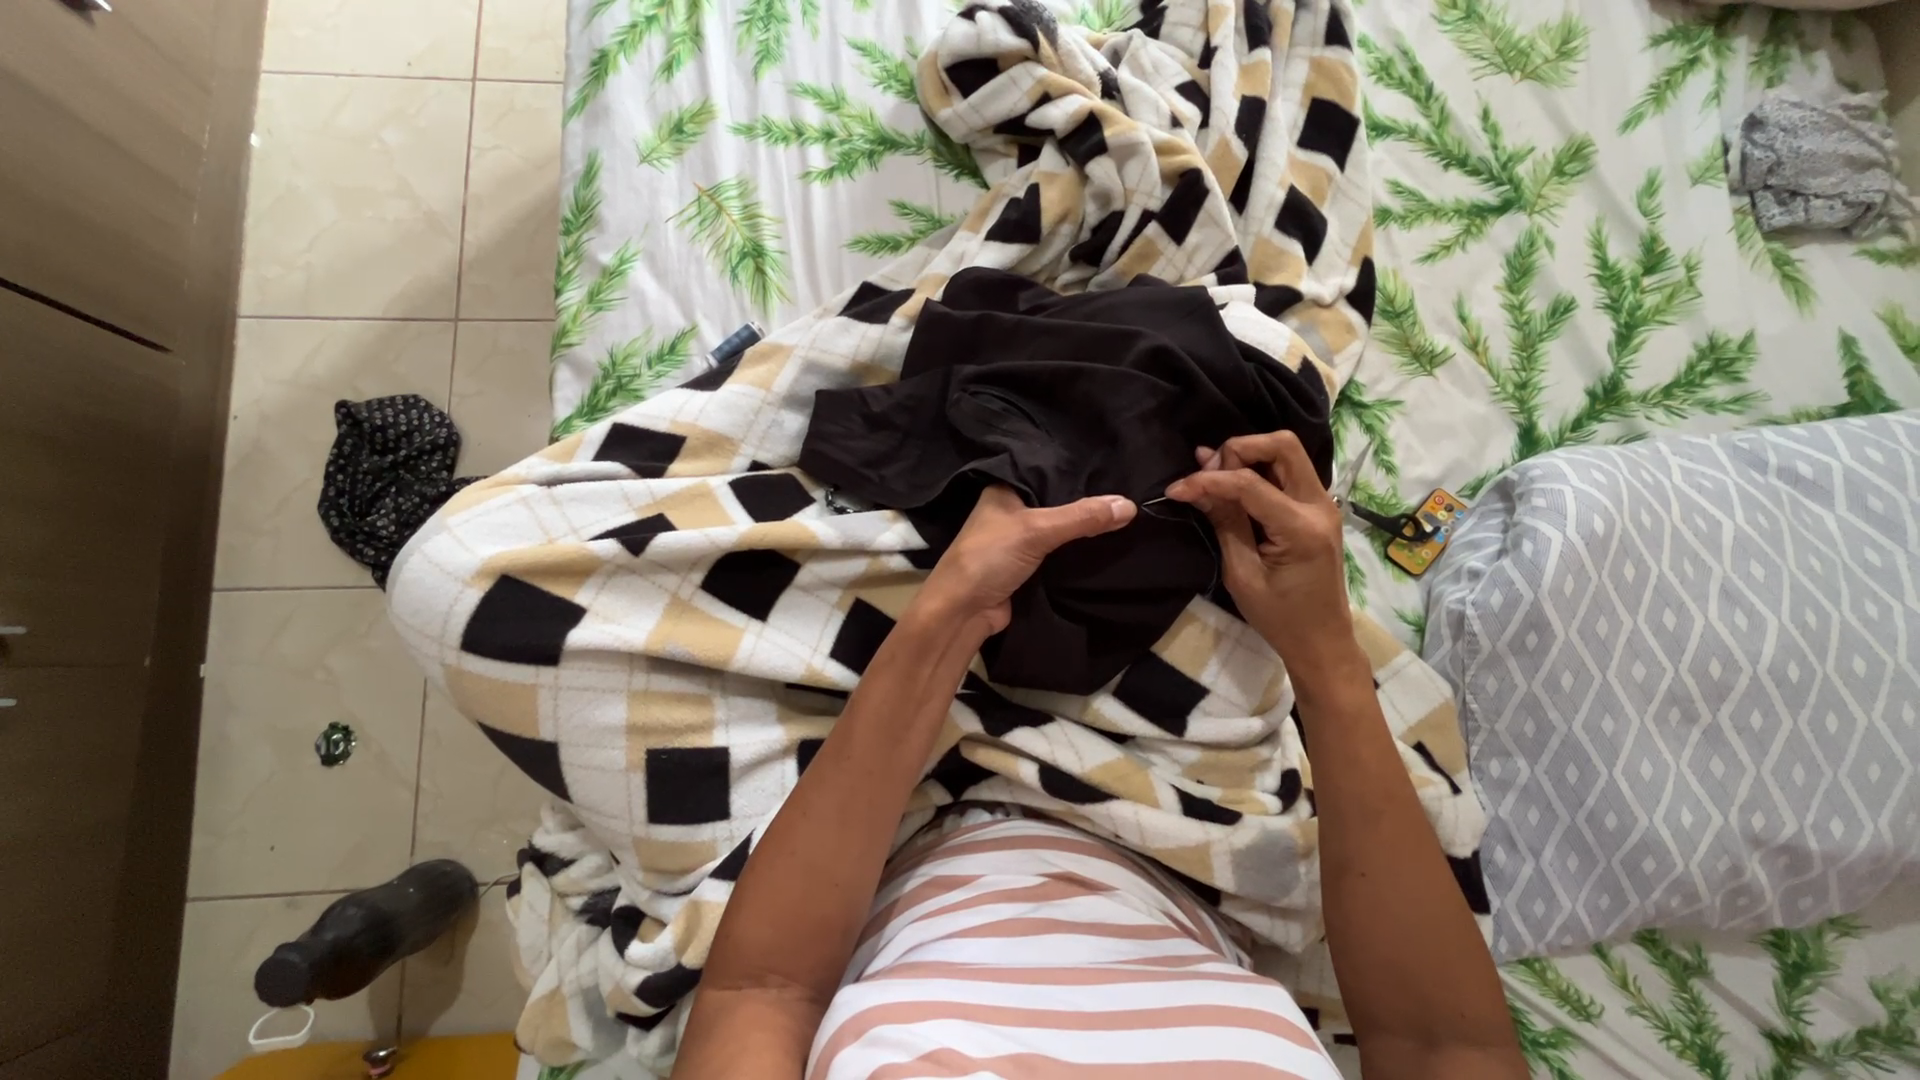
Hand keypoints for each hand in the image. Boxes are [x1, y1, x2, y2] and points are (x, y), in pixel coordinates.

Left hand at [917, 485, 1136, 636]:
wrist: (963, 612)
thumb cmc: (989, 558)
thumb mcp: (1037, 530)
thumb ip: (1082, 517)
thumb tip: (1131, 505)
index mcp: (1004, 489)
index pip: (1047, 471)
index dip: (1078, 471)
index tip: (1116, 467)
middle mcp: (1011, 511)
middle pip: (1057, 502)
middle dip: (1086, 503)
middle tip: (1130, 493)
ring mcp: (1018, 541)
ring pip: (1060, 530)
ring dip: (1084, 529)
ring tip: (1127, 516)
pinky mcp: (1027, 567)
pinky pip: (1060, 554)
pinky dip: (1078, 552)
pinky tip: (1108, 545)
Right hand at [1164, 432, 1352, 667]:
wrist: (1321, 640)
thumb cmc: (1279, 617)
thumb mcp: (1241, 574)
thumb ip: (1224, 523)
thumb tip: (1197, 485)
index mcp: (1300, 527)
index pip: (1248, 483)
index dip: (1207, 479)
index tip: (1176, 489)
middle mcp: (1319, 505)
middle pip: (1282, 445)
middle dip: (1238, 450)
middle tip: (1208, 474)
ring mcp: (1323, 504)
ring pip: (1287, 452)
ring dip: (1249, 456)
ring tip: (1214, 477)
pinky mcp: (1316, 508)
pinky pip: (1288, 471)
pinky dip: (1258, 469)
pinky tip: (1231, 483)